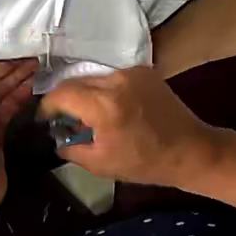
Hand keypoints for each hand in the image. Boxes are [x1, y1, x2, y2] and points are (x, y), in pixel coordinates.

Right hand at [41, 65, 221, 187]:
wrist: (192, 151)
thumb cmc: (145, 162)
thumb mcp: (100, 164)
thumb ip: (71, 149)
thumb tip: (57, 138)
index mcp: (104, 105)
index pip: (60, 94)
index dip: (46, 107)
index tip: (44, 120)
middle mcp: (115, 81)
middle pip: (73, 82)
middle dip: (63, 100)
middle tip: (62, 120)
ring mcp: (131, 73)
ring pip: (91, 77)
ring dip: (83, 94)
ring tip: (86, 116)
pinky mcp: (143, 71)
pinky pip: (110, 77)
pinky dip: (102, 90)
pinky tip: (108, 108)